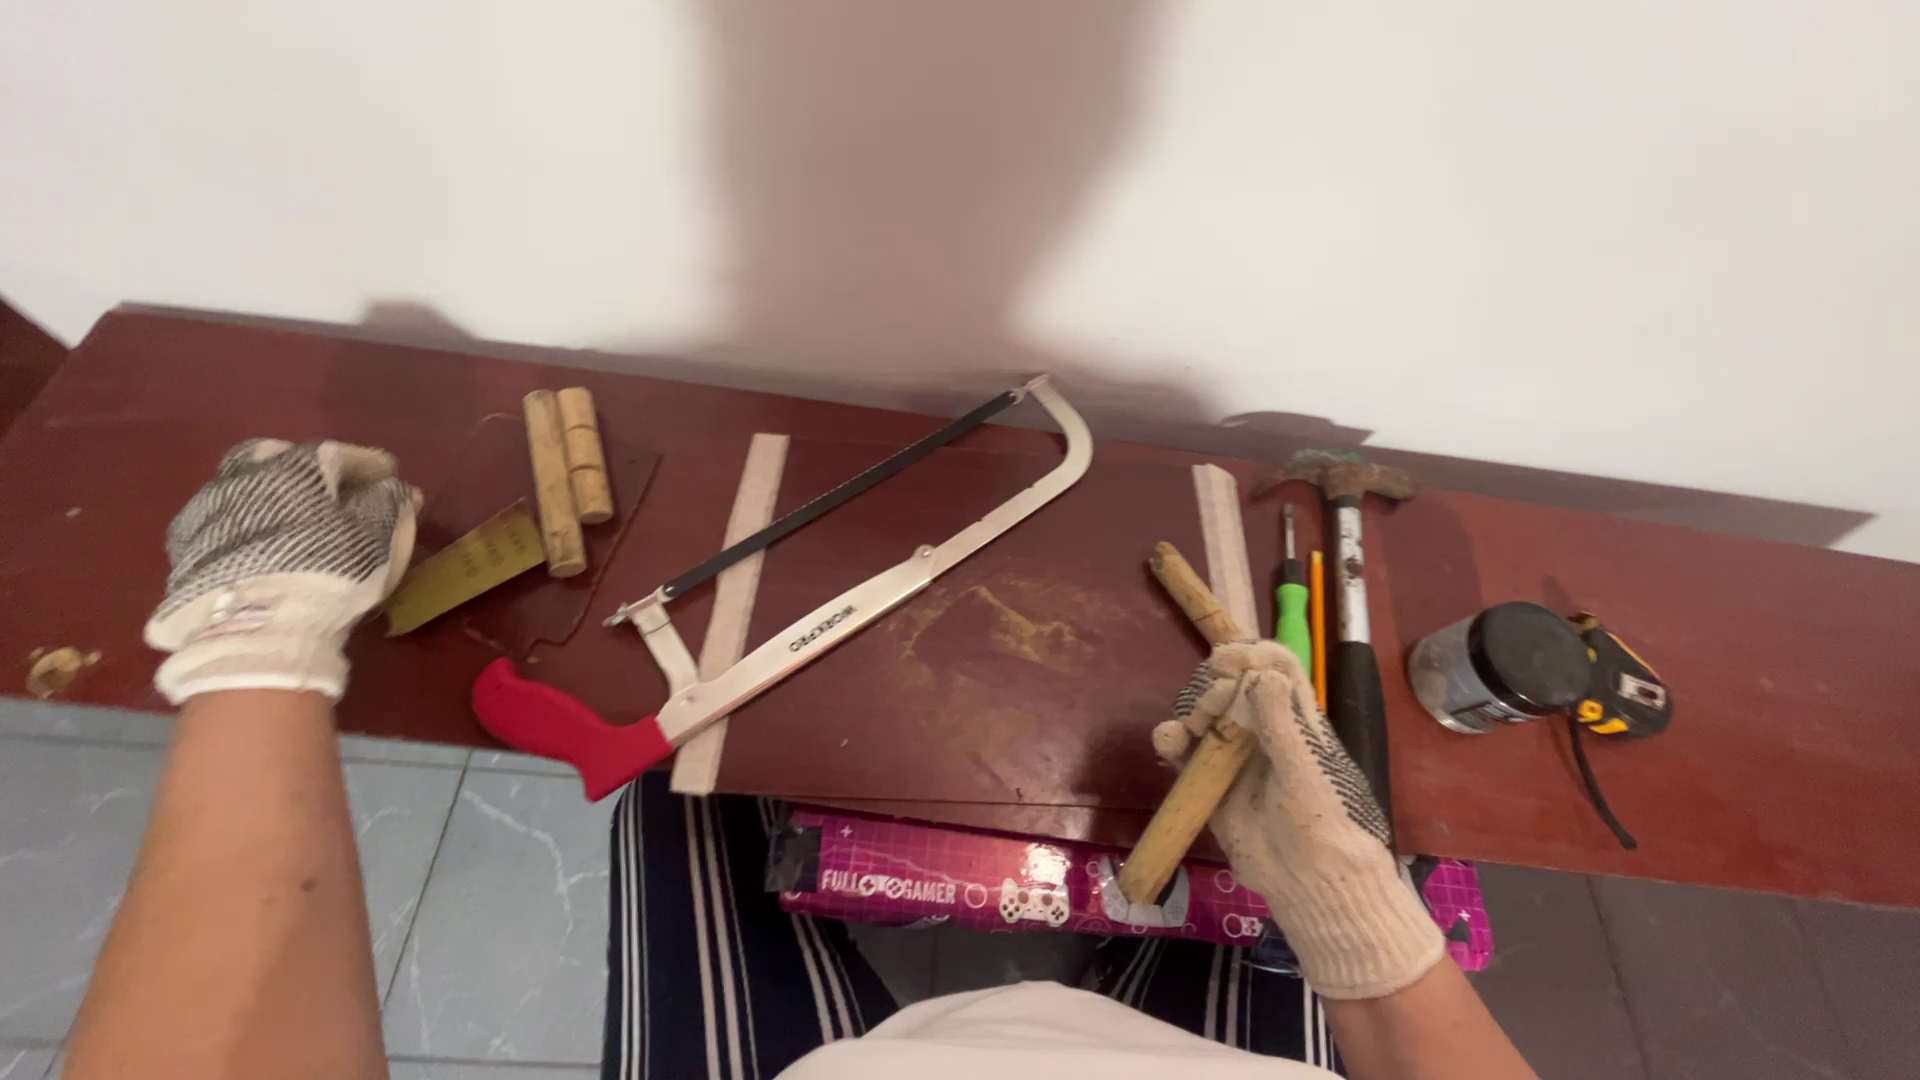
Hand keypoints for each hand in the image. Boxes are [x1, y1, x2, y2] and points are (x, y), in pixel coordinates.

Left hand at [143, 439, 419, 703]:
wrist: (257, 629)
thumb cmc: (330, 570)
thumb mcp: (380, 534)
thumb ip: (390, 501)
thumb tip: (394, 487)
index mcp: (291, 470)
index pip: (334, 453)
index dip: (367, 464)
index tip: (388, 477)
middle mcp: (240, 481)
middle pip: (272, 458)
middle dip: (304, 467)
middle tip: (329, 490)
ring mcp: (203, 516)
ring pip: (241, 490)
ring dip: (270, 498)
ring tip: (294, 524)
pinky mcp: (184, 554)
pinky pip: (219, 526)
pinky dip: (245, 529)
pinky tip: (261, 550)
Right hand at [1155, 641, 1443, 998]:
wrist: (1308, 883)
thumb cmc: (1322, 822)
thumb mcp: (1306, 770)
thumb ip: (1281, 723)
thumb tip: (1260, 673)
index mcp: (1296, 723)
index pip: (1276, 671)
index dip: (1254, 655)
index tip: (1231, 657)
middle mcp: (1261, 733)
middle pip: (1233, 688)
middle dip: (1218, 685)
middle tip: (1217, 698)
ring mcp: (1233, 757)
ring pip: (1204, 716)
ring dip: (1193, 710)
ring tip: (1194, 727)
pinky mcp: (1208, 783)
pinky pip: (1184, 753)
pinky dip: (1171, 741)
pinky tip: (1168, 739)